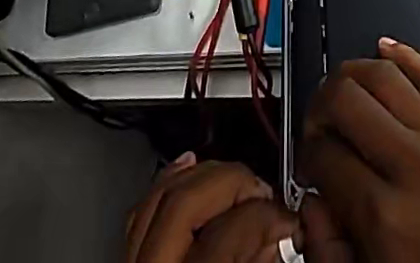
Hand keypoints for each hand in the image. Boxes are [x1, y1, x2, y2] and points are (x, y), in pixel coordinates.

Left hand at [126, 154, 297, 262]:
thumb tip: (282, 233)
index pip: (225, 234)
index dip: (267, 216)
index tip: (290, 216)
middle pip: (186, 201)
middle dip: (232, 182)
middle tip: (263, 191)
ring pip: (159, 196)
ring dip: (201, 174)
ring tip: (237, 178)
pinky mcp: (128, 261)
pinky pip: (142, 210)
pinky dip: (168, 182)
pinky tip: (190, 166)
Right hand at [300, 38, 419, 262]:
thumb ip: (331, 248)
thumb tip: (310, 204)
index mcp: (387, 217)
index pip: (323, 152)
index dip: (306, 154)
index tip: (309, 163)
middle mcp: (416, 169)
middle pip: (346, 99)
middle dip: (320, 107)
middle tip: (319, 125)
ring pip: (385, 75)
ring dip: (352, 75)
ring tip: (341, 91)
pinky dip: (405, 55)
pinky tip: (385, 49)